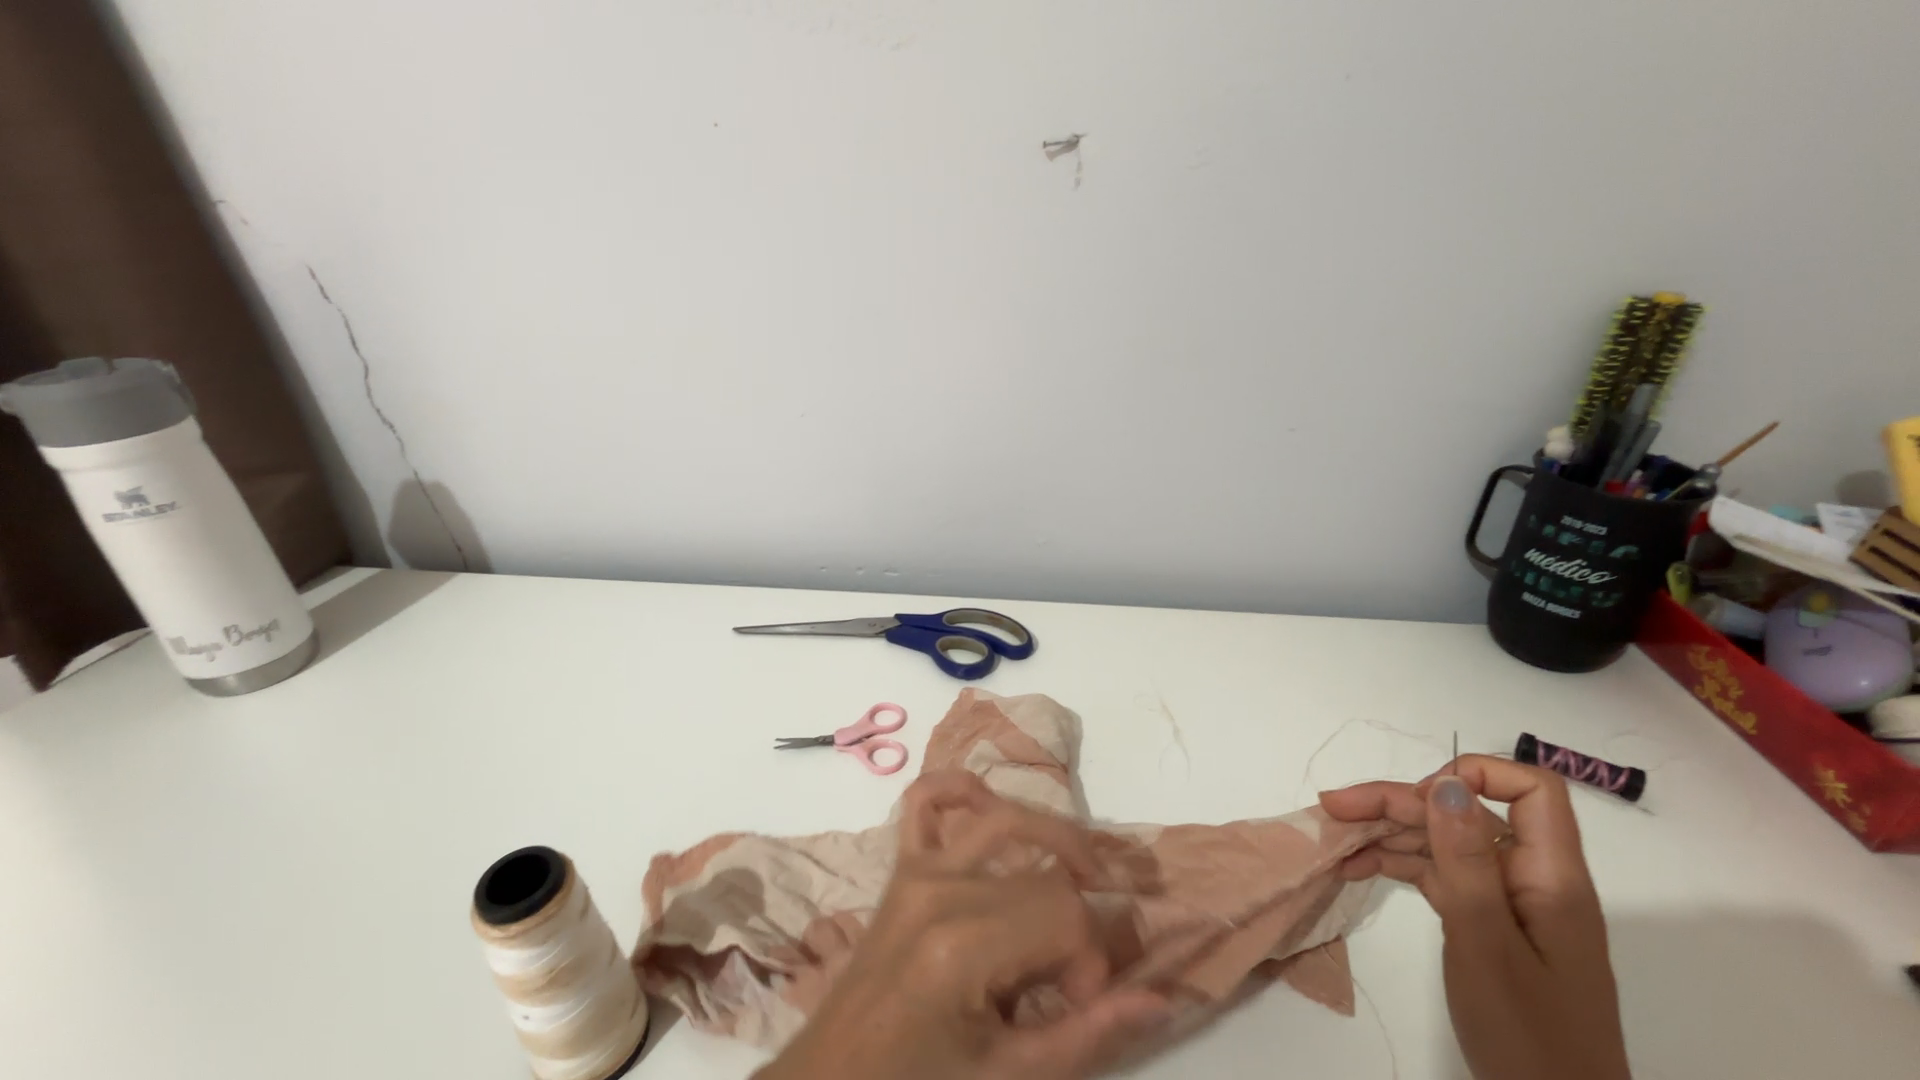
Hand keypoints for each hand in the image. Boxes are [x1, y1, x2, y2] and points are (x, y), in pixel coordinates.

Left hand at [756, 771, 1166, 1079]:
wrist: (835, 1079)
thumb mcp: (1007, 1076)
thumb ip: (1088, 1036)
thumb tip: (1161, 997)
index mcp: (963, 946)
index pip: (1066, 917)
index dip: (1093, 963)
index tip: (1080, 1004)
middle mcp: (941, 890)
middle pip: (1046, 876)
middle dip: (1076, 926)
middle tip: (1070, 979)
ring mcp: (917, 870)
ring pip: (1006, 822)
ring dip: (1053, 840)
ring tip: (1081, 876)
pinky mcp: (901, 867)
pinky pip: (925, 800)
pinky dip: (960, 788)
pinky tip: (992, 807)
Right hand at [1320, 756, 1630, 1079]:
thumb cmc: (1528, 1034)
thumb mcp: (1488, 944)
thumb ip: (1467, 861)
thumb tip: (1448, 783)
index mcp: (1550, 875)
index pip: (1530, 790)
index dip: (1473, 775)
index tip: (1415, 798)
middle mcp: (1531, 878)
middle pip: (1467, 812)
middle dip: (1401, 801)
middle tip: (1334, 805)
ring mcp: (1509, 902)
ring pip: (1447, 842)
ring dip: (1391, 832)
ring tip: (1333, 834)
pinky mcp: (1489, 925)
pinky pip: (1442, 876)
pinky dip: (1400, 866)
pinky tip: (1357, 866)